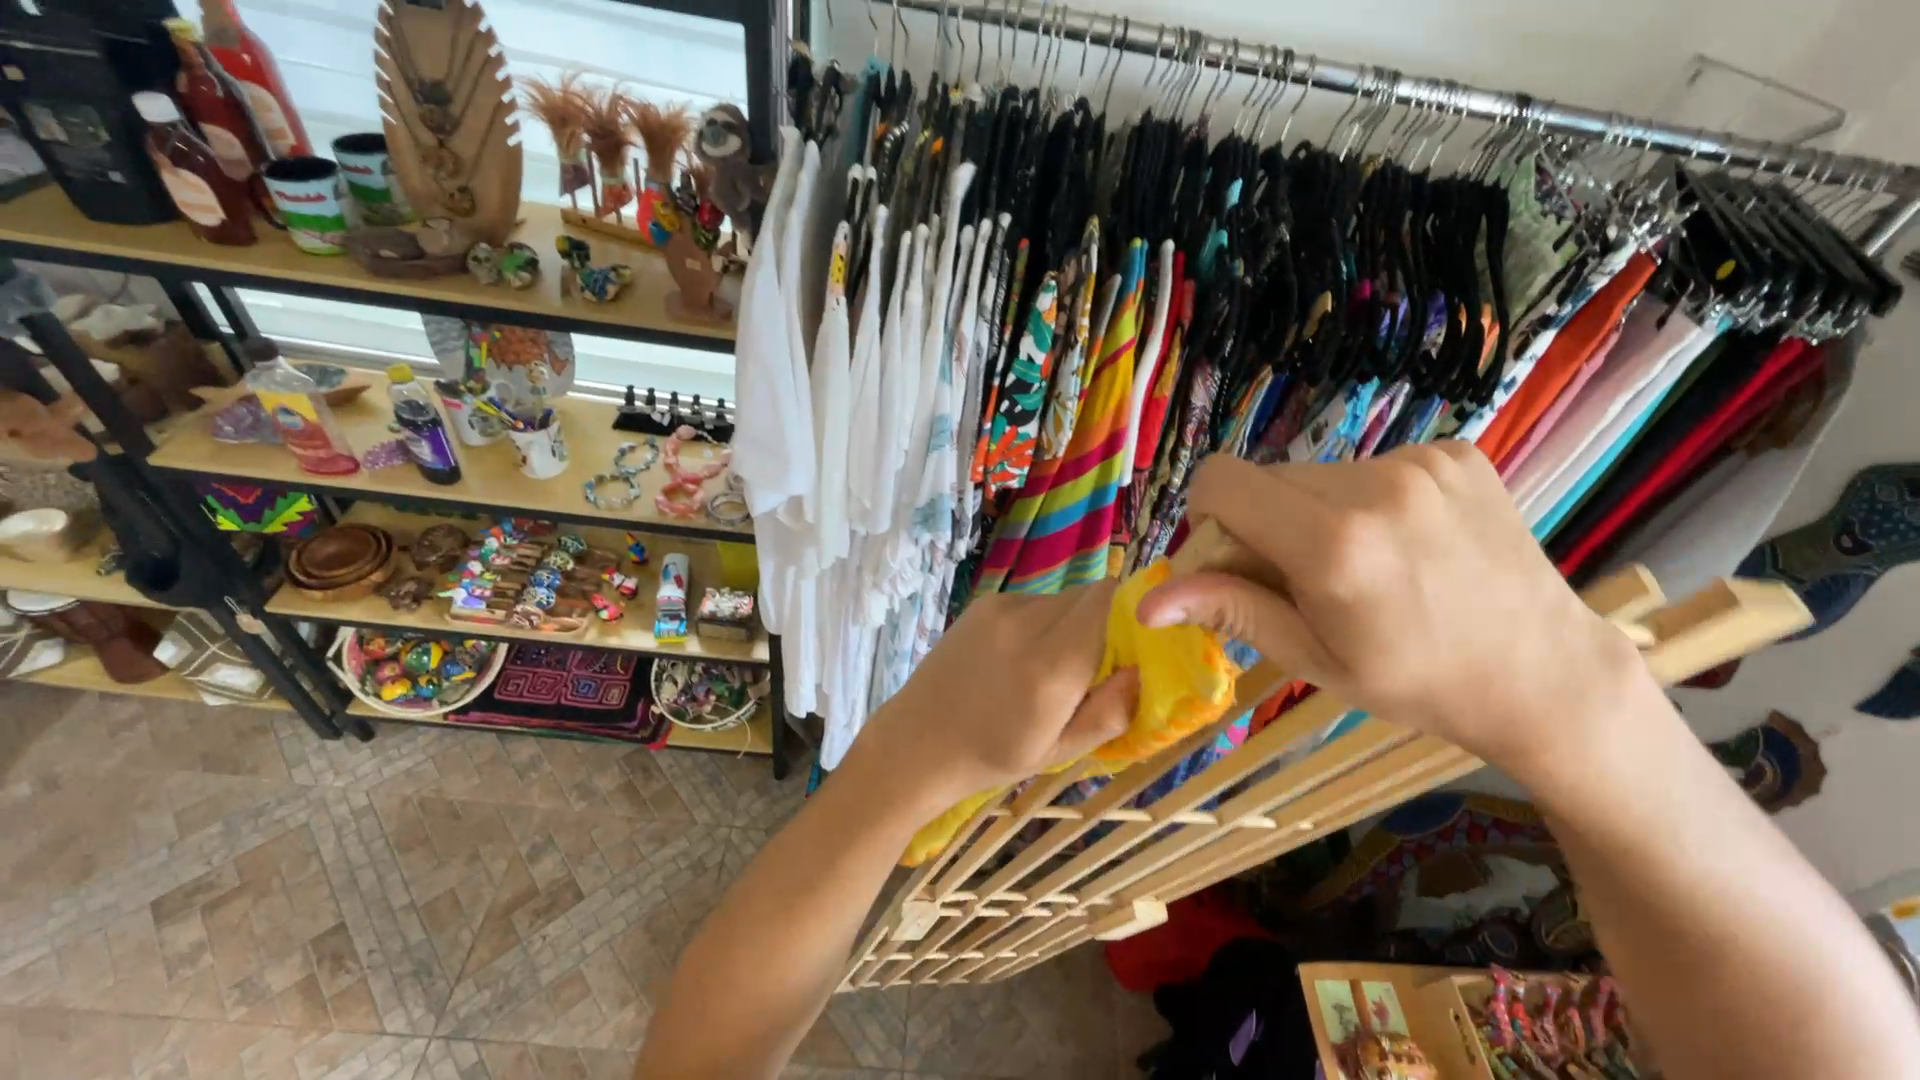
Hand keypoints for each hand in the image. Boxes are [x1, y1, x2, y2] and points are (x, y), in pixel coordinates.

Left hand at [851, 582, 1138, 808]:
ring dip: (1074, 622)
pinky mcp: (984, 602)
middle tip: (1096, 664)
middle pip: (1093, 596)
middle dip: (1107, 623)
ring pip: (1065, 597)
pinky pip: (1035, 599)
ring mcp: (1000, 607)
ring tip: (1052, 665)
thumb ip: (1110, 711)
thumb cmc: (993, 756)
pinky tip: (1022, 656)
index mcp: (1050, 667)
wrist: (917, 741)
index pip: (1112, 604)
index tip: (1136, 647)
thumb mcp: (1060, 751)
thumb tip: (1148, 669)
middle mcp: (1026, 624)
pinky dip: (1044, 621)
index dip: (1133, 617)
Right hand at [1136, 443, 1651, 774]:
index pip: (1221, 480)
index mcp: (1334, 544)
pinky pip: (1372, 465)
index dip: (1208, 516)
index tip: (1233, 559)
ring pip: (1319, 474)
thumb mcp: (1314, 659)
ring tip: (1366, 566)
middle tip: (1304, 579)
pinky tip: (1406, 544)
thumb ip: (1230, 611)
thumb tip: (1146, 603)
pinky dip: (1368, 500)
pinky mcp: (1456, 453)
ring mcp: (1423, 462)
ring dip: (1316, 512)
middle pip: (1269, 479)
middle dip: (1265, 522)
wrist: (1545, 673)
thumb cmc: (1417, 683)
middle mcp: (1376, 485)